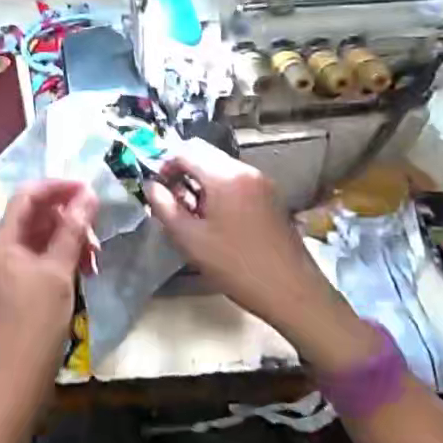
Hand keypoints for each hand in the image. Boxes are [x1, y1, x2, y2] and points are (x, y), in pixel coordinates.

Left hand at [0, 179, 98, 404]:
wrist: (24, 371)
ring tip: (96, 255)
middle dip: (69, 216)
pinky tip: (87, 267)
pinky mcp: (23, 280)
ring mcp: (12, 264)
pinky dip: (66, 254)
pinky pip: (45, 254)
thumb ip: (73, 229)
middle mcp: (2, 246)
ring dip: (72, 237)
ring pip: (44, 234)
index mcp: (2, 240)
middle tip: (97, 226)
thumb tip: (88, 194)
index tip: (88, 188)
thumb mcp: (59, 270)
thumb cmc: (38, 319)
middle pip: (36, 214)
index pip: (27, 196)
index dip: (57, 187)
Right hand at [144, 140, 374, 371]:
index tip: (157, 188)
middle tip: (172, 202)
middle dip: (183, 172)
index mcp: (225, 176)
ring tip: (193, 215)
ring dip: (201, 182)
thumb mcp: (190, 240)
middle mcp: (246, 170)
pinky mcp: (271, 197)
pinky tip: (216, 220)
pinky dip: (220, 190)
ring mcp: (262, 183)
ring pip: (221, 168)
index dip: (164, 164)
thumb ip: (164, 207)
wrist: (291, 291)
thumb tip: (151, 186)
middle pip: (204, 155)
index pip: (186, 151)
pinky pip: (237, 181)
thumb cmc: (236, 266)